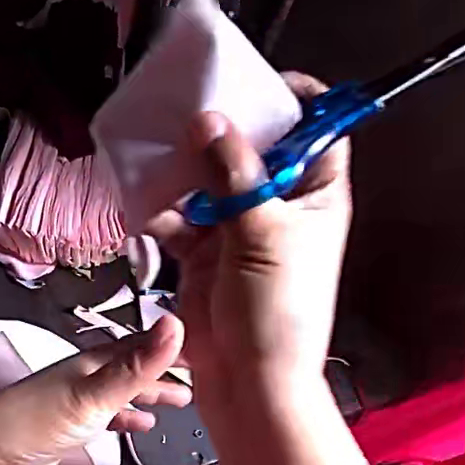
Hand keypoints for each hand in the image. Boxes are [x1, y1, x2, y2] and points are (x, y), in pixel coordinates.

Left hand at [0, 316, 190, 464]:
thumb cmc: (35, 422)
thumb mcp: (93, 393)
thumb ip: (136, 365)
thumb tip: (177, 324)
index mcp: (94, 360)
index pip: (142, 344)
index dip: (173, 345)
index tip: (207, 347)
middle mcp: (87, 375)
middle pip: (135, 366)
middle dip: (166, 369)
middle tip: (201, 374)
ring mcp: (77, 401)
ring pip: (124, 391)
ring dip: (150, 394)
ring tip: (181, 400)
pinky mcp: (70, 427)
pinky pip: (108, 416)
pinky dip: (128, 418)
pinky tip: (141, 426)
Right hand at [150, 72, 351, 395]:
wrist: (248, 380)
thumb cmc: (278, 316)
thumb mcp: (264, 237)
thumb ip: (237, 178)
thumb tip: (213, 124)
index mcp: (314, 197)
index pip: (316, 130)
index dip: (293, 102)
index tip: (254, 84)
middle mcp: (277, 207)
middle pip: (253, 150)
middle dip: (222, 132)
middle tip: (189, 113)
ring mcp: (238, 229)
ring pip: (209, 182)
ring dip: (185, 172)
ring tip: (161, 159)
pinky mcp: (203, 254)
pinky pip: (179, 219)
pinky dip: (162, 212)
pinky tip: (148, 208)